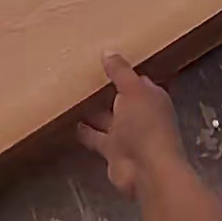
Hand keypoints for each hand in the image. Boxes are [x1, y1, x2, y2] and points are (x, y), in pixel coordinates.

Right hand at [77, 53, 187, 195]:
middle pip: (121, 99)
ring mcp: (127, 134)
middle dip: (107, 90)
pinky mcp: (113, 151)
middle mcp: (140, 114)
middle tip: (84, 76)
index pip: (136, 79)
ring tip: (72, 97)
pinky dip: (85, 131)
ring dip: (93, 111)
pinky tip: (71, 123)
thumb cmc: (145, 123)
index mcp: (150, 96)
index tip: (104, 61)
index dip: (122, 71)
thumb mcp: (133, 89)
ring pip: (107, 118)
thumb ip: (120, 71)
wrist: (147, 170)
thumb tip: (107, 51)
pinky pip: (96, 137)